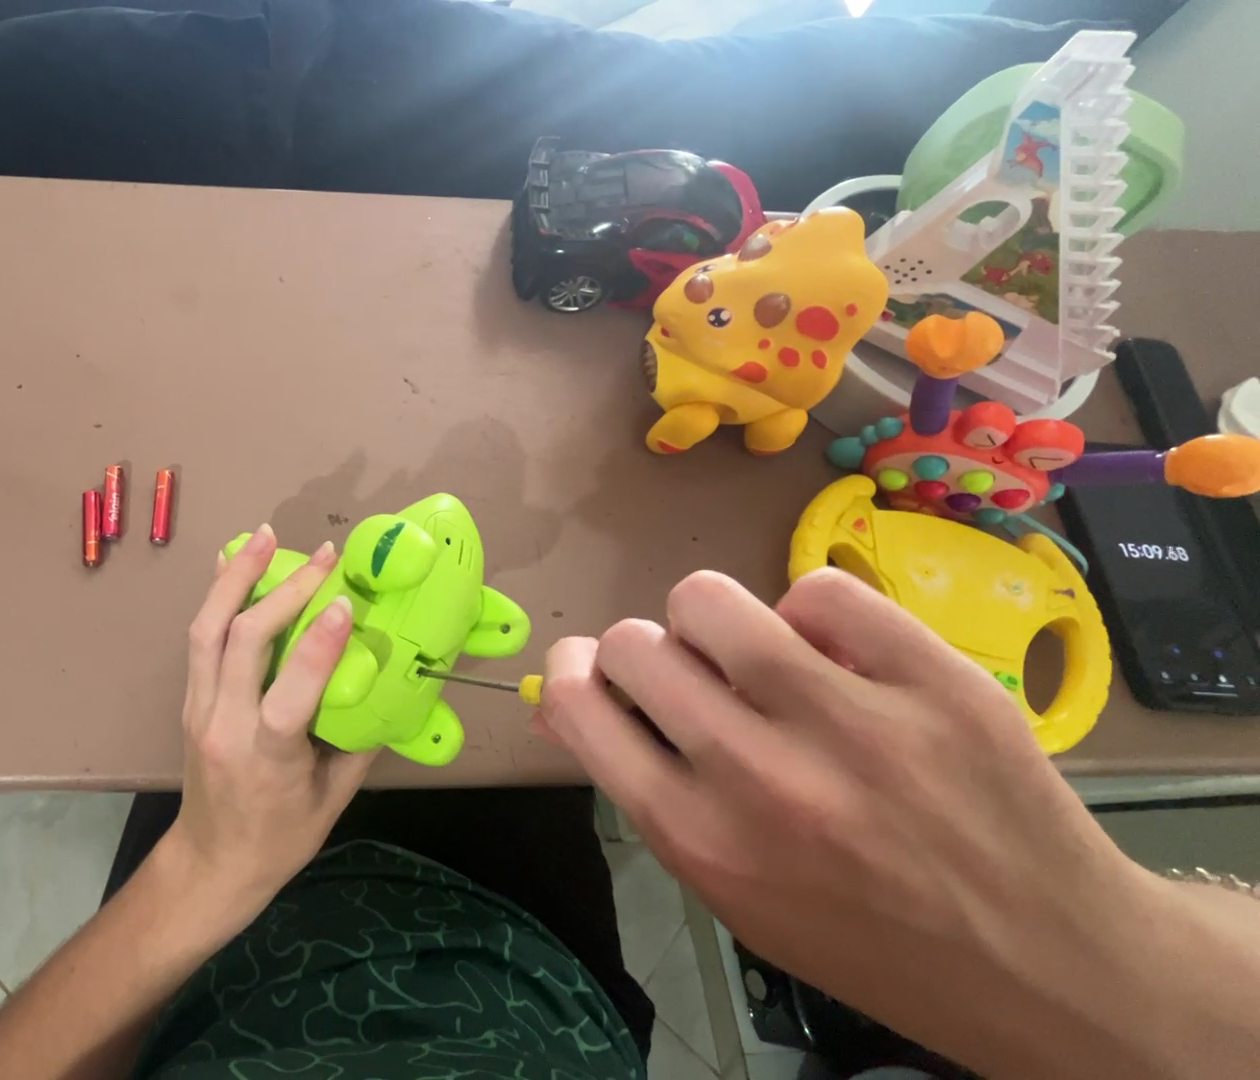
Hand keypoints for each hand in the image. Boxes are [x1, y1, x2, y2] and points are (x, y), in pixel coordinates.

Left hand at [162, 524, 375, 908]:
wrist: (210, 864)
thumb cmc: (279, 840)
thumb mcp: (331, 800)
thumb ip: (358, 740)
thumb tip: (387, 683)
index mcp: (266, 758)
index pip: (288, 694)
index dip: (317, 645)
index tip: (345, 602)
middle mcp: (223, 724)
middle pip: (240, 643)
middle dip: (282, 591)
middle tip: (322, 557)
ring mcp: (198, 707)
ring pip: (207, 629)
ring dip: (236, 576)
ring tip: (265, 536)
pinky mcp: (189, 698)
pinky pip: (199, 638)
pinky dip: (216, 595)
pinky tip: (232, 561)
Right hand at [537, 569, 1162, 1077]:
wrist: (1048, 969)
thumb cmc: (853, 932)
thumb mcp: (721, 881)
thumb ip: (637, 783)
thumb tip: (562, 700)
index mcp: (696, 834)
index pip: (576, 702)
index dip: (568, 671)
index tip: (588, 670)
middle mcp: (758, 774)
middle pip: (632, 643)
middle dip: (643, 654)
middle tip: (690, 682)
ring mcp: (851, 720)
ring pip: (708, 598)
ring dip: (714, 624)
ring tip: (757, 661)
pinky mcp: (935, 679)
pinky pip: (817, 590)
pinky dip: (813, 617)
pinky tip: (841, 661)